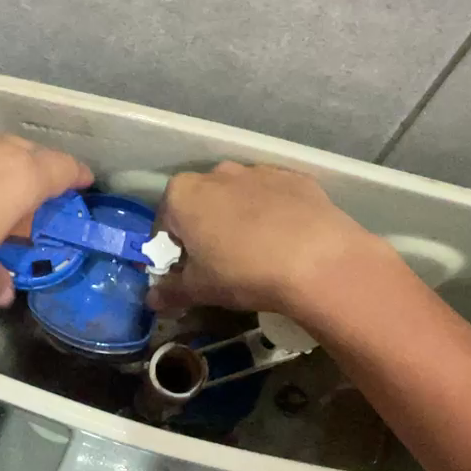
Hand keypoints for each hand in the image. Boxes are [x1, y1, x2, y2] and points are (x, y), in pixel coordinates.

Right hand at [147, 162, 390, 315]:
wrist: (317, 259)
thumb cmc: (243, 272)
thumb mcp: (201, 289)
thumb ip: (171, 290)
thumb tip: (152, 299)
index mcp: (183, 194)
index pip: (165, 224)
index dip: (173, 252)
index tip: (188, 273)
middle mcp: (217, 173)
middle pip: (201, 204)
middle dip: (205, 230)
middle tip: (222, 265)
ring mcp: (258, 171)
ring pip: (239, 197)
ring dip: (240, 219)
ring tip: (257, 254)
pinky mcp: (295, 178)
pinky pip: (274, 197)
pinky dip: (274, 214)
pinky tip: (286, 242)